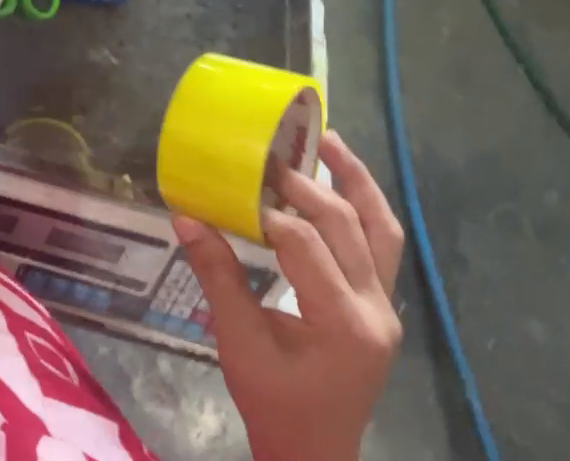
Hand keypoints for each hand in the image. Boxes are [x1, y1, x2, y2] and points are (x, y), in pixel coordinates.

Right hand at [173, 132, 405, 460]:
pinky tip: (337, 181)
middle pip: (348, 227)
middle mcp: (376, 308)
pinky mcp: (378, 304)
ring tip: (327, 140)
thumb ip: (218, 275)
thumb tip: (185, 216)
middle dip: (306, 184)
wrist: (314, 449)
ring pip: (381, 230)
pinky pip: (379, 245)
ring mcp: (385, 306)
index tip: (226, 186)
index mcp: (343, 321)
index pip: (304, 245)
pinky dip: (360, 206)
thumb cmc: (273, 400)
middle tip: (265, 151)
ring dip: (355, 182)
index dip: (263, 211)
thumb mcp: (237, 342)